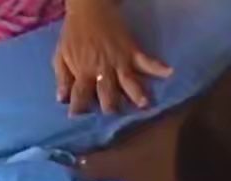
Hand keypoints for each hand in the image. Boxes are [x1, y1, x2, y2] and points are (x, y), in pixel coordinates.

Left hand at [53, 0, 170, 114]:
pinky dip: (158, 66)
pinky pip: (146, 60)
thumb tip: (61, 100)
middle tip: (115, 117)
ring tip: (144, 105)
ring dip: (136, 93)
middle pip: (108, 95)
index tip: (77, 120)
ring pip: (128, 82)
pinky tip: (169, 72)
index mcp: (84, 72)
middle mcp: (103, 70)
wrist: (89, 6)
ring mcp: (119, 61)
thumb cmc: (74, 35)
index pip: (80, 95)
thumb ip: (62, 78)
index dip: (78, 108)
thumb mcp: (62, 55)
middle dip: (111, 107)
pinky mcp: (131, 51)